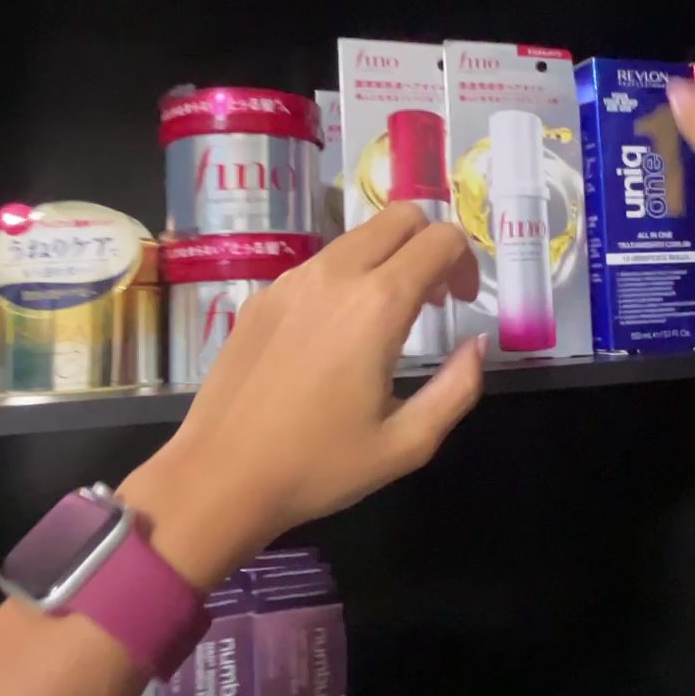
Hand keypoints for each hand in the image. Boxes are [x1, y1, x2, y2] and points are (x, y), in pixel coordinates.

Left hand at [120, 203, 487, 589]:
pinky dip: (346, 277)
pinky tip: (334, 334)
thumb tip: (476, 343)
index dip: (465, 263)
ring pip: (357, 236)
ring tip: (386, 319)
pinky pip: (319, 264)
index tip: (462, 304)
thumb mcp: (409, 443)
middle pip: (400, 217)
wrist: (218, 478)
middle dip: (430, 244)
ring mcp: (291, 280)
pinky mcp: (262, 295)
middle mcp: (334, 274)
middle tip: (433, 298)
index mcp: (377, 304)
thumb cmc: (319, 466)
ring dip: (388, 259)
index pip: (440, 239)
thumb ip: (459, 387)